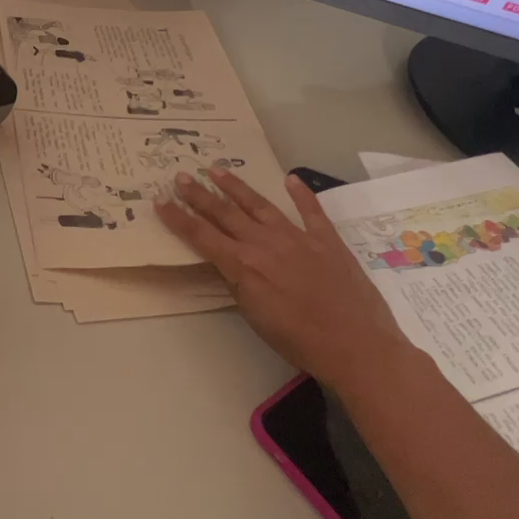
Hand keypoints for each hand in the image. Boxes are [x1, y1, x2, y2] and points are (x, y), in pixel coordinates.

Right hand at [154, 167, 418, 391]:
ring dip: (235, 187)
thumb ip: (238, 283)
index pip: (200, 235)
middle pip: (224, 214)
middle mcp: (264, 244)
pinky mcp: (327, 241)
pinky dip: (301, 194)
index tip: (159, 200)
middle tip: (180, 176)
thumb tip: (226, 262)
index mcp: (242, 265)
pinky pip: (311, 212)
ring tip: (217, 169)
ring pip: (259, 205)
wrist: (360, 348)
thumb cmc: (300, 342)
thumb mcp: (255, 316)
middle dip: (199, 194)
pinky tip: (290, 179)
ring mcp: (297, 238)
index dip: (177, 218)